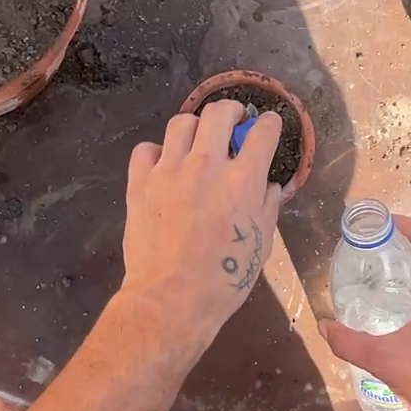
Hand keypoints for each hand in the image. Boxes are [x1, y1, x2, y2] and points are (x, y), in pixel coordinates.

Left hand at [121, 101, 283, 344]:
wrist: (172, 299)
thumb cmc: (225, 280)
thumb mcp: (262, 244)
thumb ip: (268, 206)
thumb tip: (271, 186)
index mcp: (243, 180)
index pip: (263, 132)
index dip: (270, 124)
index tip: (268, 124)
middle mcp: (206, 165)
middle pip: (219, 113)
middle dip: (232, 111)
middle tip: (234, 120)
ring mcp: (169, 171)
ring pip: (181, 123)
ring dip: (195, 127)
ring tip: (198, 141)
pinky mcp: (140, 183)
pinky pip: (146, 149)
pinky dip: (158, 152)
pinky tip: (164, 165)